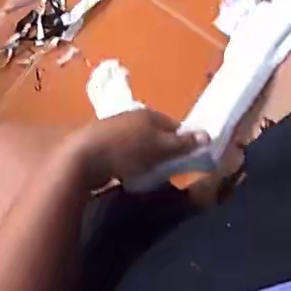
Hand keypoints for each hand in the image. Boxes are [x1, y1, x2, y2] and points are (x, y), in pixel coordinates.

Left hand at [62, 110, 204, 186]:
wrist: (82, 158)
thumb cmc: (127, 149)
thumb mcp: (160, 147)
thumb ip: (183, 143)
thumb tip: (208, 135)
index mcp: (149, 114)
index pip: (175, 125)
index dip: (183, 141)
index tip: (187, 159)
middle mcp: (132, 117)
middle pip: (157, 134)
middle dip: (163, 150)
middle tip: (168, 170)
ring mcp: (115, 130)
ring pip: (139, 144)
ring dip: (145, 158)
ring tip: (147, 176)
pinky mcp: (100, 145)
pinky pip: (123, 153)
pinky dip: (128, 163)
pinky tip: (126, 175)